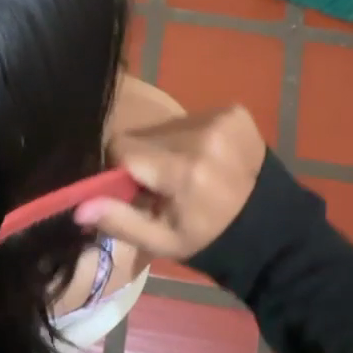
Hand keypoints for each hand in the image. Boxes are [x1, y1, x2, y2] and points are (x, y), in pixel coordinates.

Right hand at [74, 108, 266, 260]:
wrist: (273, 228)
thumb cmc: (209, 239)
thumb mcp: (161, 241)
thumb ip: (120, 220)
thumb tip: (79, 206)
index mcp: (183, 170)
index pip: (122, 148)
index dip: (119, 169)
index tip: (132, 190)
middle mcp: (201, 136)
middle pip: (142, 136)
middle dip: (142, 159)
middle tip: (161, 187)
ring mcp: (221, 119)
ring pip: (163, 127)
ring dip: (164, 148)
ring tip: (184, 174)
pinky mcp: (233, 111)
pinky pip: (189, 119)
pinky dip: (188, 138)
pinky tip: (204, 159)